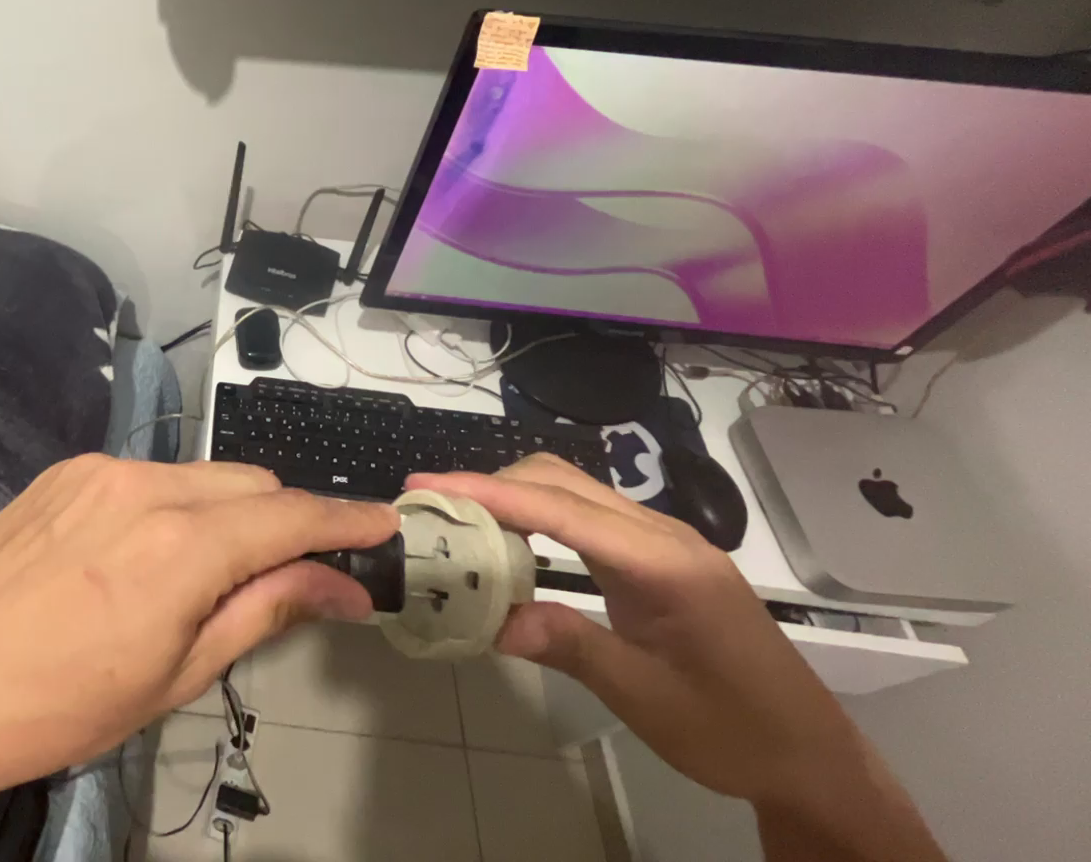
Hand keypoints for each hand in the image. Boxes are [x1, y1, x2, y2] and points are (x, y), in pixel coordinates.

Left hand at [0, 455, 398, 842]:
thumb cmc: (62, 706)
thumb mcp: (178, 674)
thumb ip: (265, 609)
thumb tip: (340, 584)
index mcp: (179, 546)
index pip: (290, 515)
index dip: (345, 520)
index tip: (383, 526)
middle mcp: (143, 485)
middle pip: (249, 482)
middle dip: (284, 520)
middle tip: (291, 573)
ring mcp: (97, 470)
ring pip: (200, 474)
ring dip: (227, 512)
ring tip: (207, 572)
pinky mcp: (64, 471)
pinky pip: (147, 475)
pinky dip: (172, 504)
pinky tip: (145, 552)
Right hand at [406, 456, 867, 807]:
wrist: (810, 756)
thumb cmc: (732, 730)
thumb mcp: (643, 696)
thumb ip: (569, 646)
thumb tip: (492, 620)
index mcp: (664, 564)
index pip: (559, 508)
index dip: (487, 492)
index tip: (426, 484)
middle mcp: (662, 535)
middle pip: (562, 480)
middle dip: (492, 484)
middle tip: (432, 508)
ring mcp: (662, 541)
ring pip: (572, 489)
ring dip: (512, 496)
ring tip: (459, 522)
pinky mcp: (656, 556)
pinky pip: (585, 515)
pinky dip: (536, 515)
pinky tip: (510, 541)